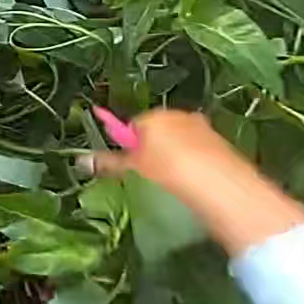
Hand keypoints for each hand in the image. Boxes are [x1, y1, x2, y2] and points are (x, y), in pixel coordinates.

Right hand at [78, 107, 303, 255]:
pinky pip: (200, 152)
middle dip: (153, 149)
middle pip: (158, 131)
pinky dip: (195, 164)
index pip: (133, 126)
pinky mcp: (224, 145)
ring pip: (181, 142)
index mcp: (153, 116)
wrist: (222, 187)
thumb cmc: (168, 170)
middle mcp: (178, 115)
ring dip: (175, 158)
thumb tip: (80, 161)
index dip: (130, 146)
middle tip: (149, 175)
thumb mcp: (132, 168)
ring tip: (173, 183)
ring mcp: (204, 129)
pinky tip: (194, 184)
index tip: (132, 166)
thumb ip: (107, 163)